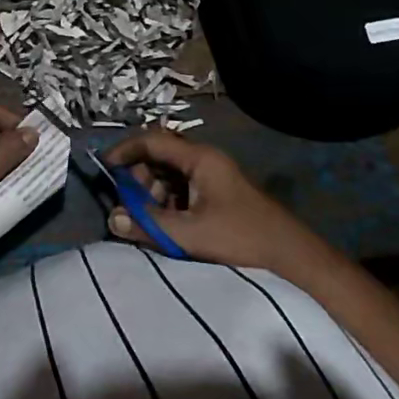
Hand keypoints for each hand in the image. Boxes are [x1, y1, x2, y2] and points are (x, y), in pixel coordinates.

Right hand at [105, 131, 336, 275]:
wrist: (294, 258)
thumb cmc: (242, 239)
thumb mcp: (191, 235)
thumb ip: (149, 225)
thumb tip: (112, 218)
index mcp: (199, 158)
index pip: (152, 140)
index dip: (125, 150)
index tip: (104, 167)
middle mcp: (205, 160)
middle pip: (160, 155)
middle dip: (139, 176)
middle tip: (130, 203)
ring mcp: (213, 176)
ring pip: (169, 173)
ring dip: (153, 192)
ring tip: (149, 218)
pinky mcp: (217, 194)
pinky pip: (182, 187)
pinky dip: (168, 201)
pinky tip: (167, 224)